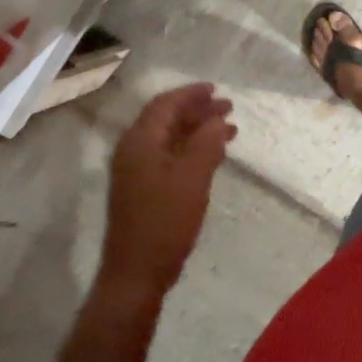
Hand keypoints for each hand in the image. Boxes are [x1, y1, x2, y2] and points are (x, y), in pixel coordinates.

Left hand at [100, 83, 235, 297]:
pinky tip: (212, 157)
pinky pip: (168, 157)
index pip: (165, 104)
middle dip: (197, 111)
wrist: (137, 271)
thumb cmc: (165, 221)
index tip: (216, 90)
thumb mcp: (192, 178)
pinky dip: (191, 151)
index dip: (190, 94)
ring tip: (228, 130)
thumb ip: (206, 144)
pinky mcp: (142, 190)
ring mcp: (135, 172)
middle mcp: (133, 150)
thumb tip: (217, 120)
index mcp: (139, 141)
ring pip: (169, 139)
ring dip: (197, 131)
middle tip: (228, 108)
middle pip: (166, 119)